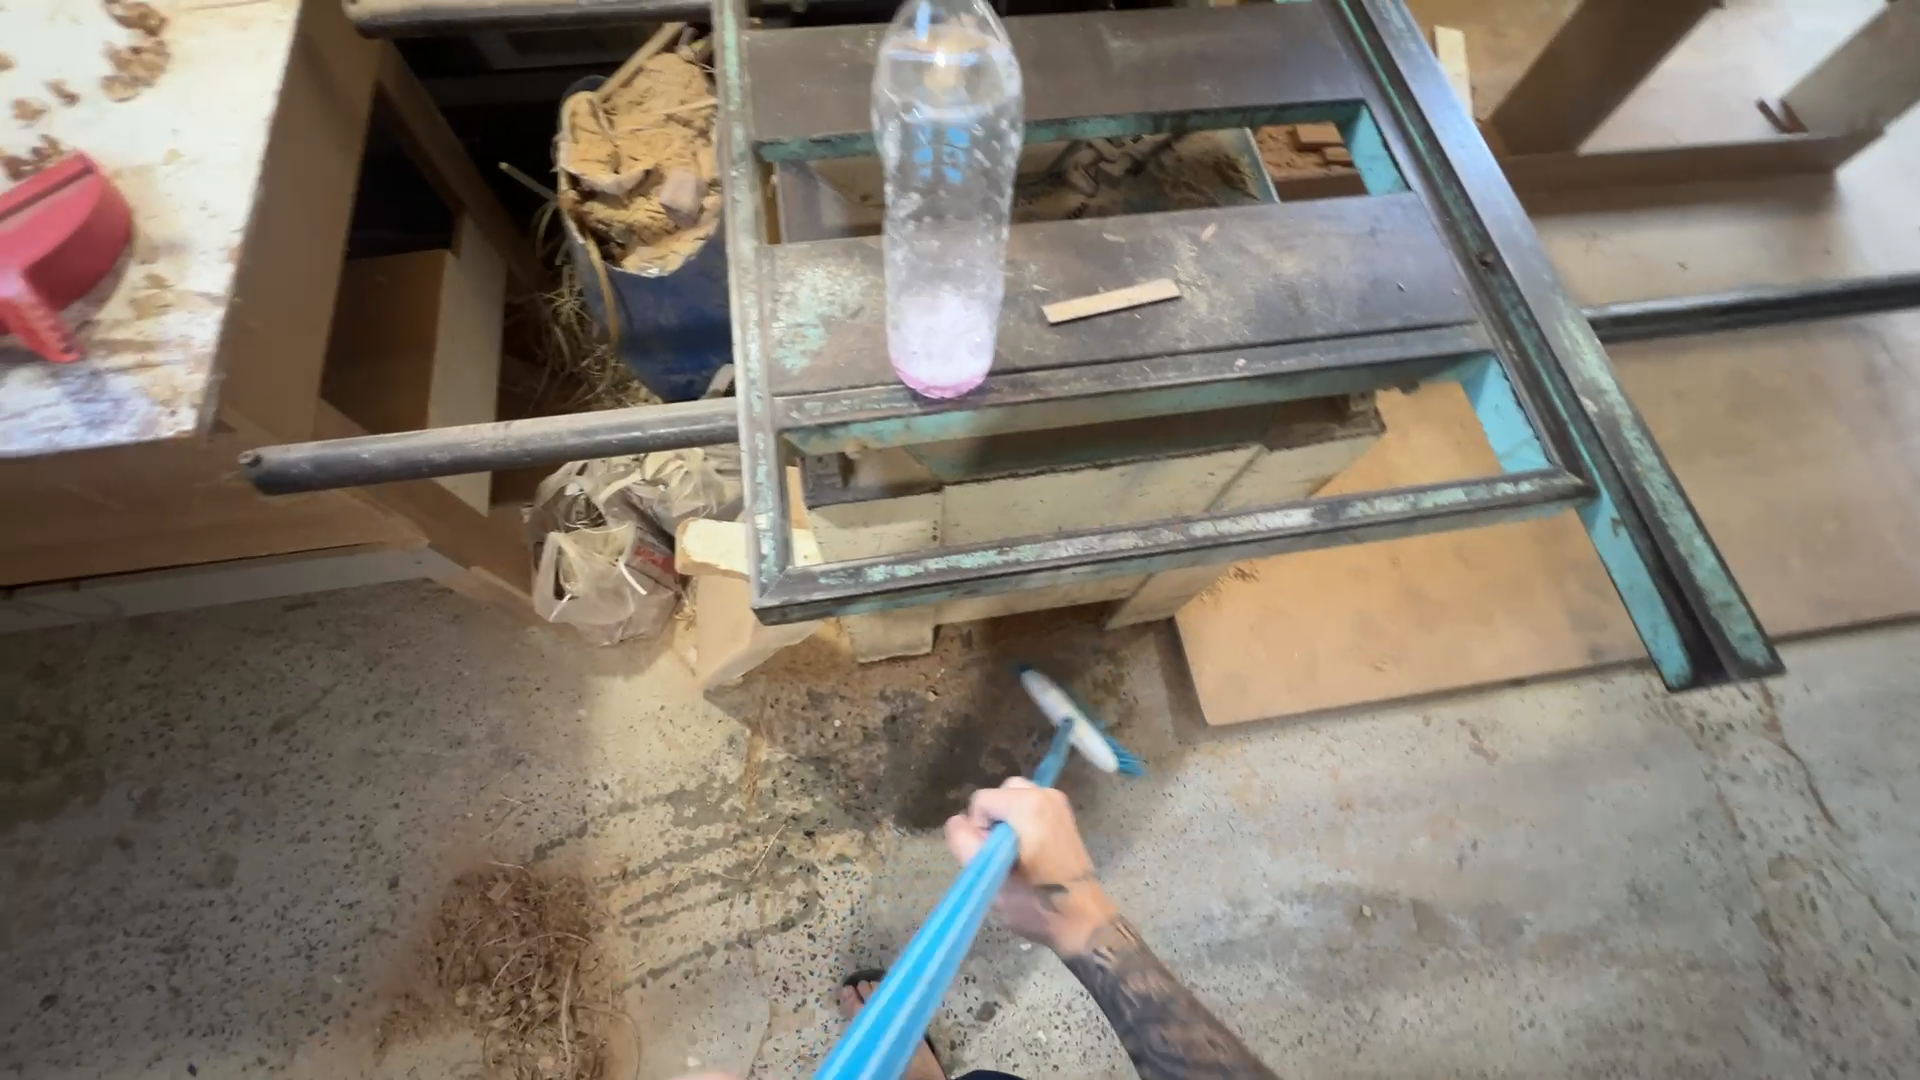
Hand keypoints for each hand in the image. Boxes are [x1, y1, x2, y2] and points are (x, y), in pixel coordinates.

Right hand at [943, 778, 1117, 955]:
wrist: (1082, 919)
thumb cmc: (1034, 901)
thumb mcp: (988, 877)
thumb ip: (964, 841)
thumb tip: (958, 820)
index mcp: (1028, 804)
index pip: (981, 801)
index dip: (979, 830)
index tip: (993, 858)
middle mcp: (1045, 793)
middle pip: (999, 795)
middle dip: (993, 822)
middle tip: (1002, 856)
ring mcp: (1058, 802)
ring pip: (1014, 799)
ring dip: (1006, 822)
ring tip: (1015, 855)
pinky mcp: (1064, 814)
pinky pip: (1030, 807)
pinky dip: (1022, 823)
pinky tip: (1029, 851)